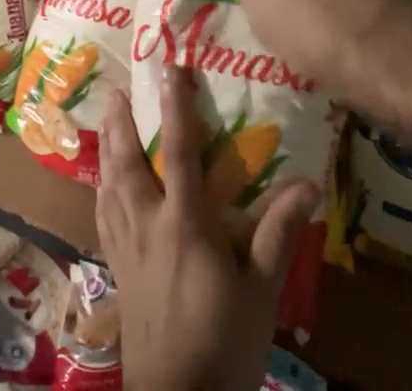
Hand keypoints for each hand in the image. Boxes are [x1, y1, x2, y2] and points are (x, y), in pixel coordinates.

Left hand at [97, 70, 318, 390]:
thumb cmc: (225, 341)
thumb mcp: (262, 290)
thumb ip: (278, 233)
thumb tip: (309, 181)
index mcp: (184, 224)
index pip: (180, 152)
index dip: (175, 107)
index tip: (169, 69)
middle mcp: (147, 227)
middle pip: (127, 163)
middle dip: (121, 123)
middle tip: (115, 87)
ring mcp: (126, 249)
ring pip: (109, 186)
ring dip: (107, 149)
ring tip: (104, 121)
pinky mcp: (118, 270)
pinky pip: (104, 215)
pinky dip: (102, 188)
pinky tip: (104, 184)